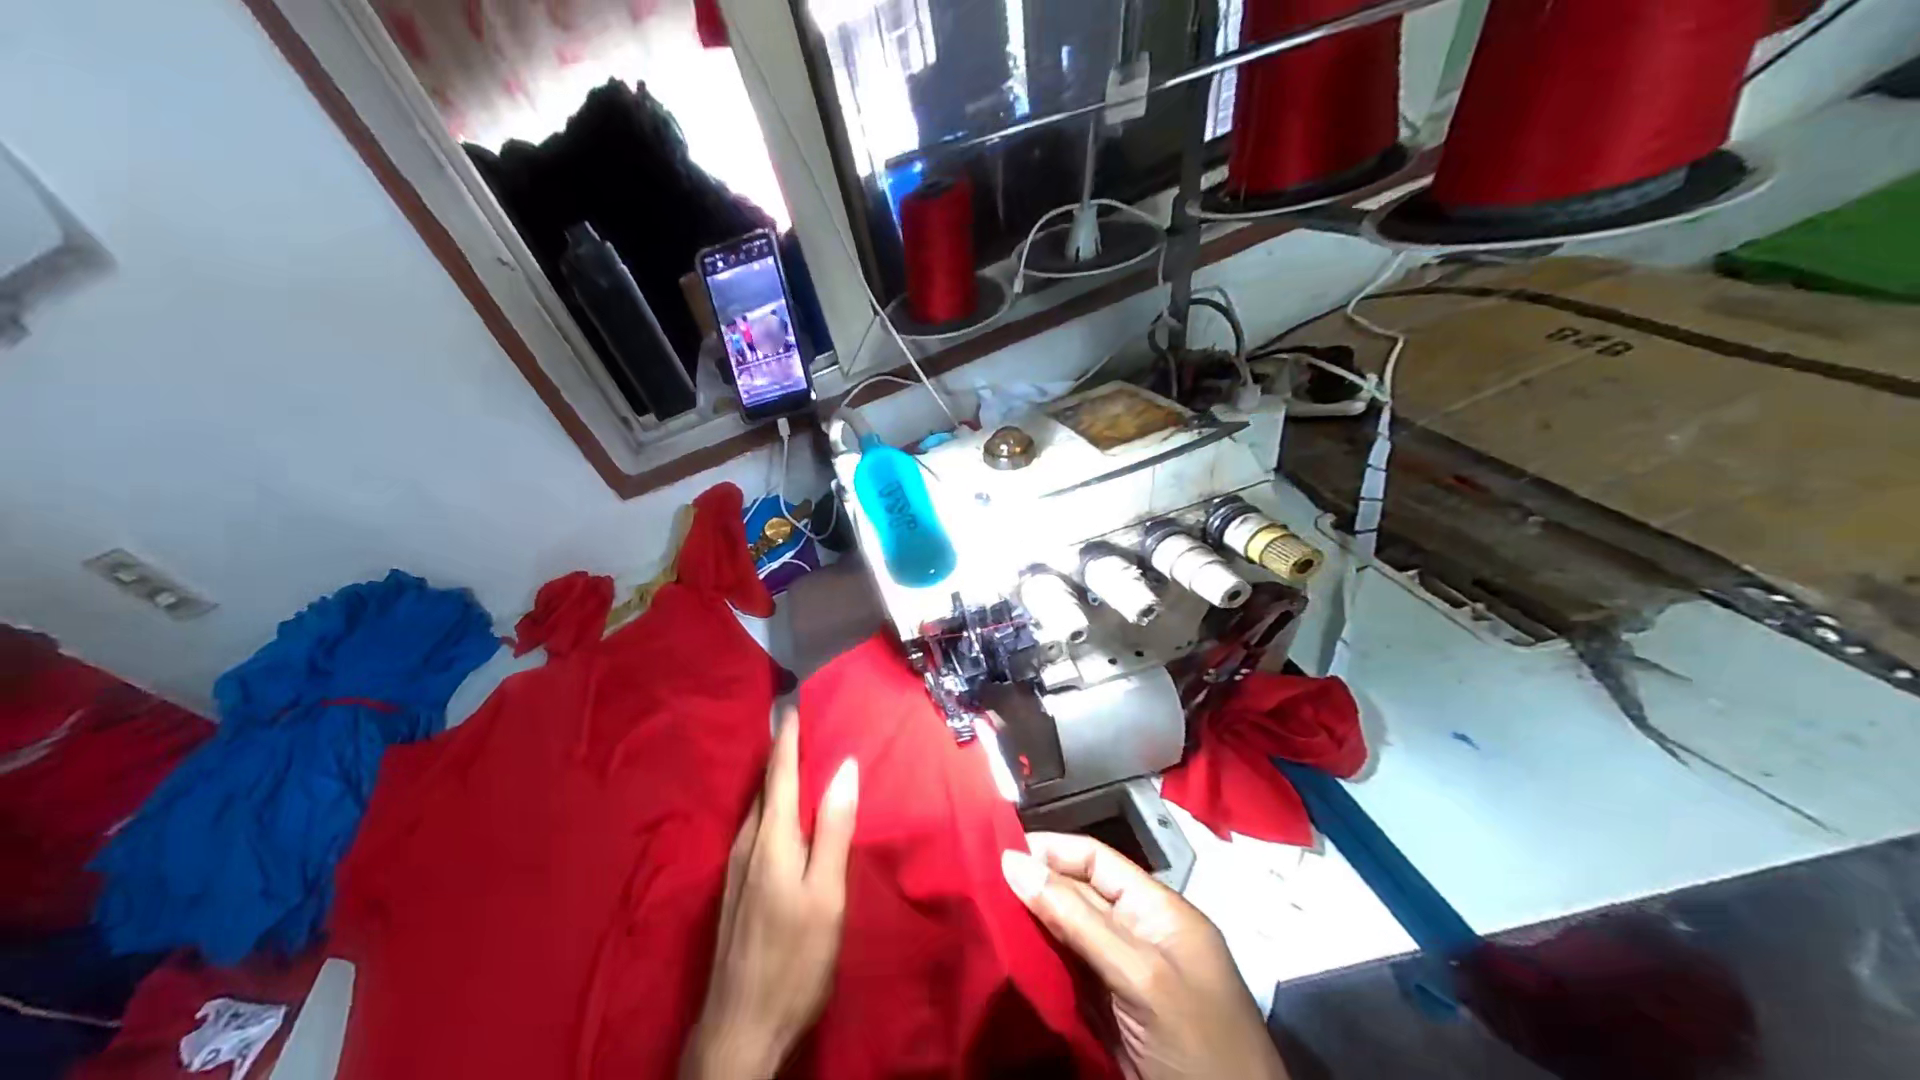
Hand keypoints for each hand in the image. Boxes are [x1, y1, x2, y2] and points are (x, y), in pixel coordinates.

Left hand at [682, 708, 859, 1079]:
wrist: (739, 1028)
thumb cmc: (793, 959)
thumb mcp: (825, 895)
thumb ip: (833, 829)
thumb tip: (844, 767)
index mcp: (771, 838)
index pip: (780, 772)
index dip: (789, 737)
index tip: (794, 701)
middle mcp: (748, 843)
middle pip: (767, 786)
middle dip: (784, 752)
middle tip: (806, 724)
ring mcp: (738, 868)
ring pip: (760, 808)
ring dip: (779, 780)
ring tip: (802, 761)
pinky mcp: (737, 888)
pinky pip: (758, 828)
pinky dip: (776, 807)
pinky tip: (789, 816)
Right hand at [1001, 833, 1288, 1079]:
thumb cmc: (1198, 1042)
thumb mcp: (1141, 975)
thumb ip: (1078, 918)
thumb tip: (1014, 861)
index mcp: (1157, 910)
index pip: (1096, 860)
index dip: (1050, 850)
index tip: (998, 851)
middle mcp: (1138, 935)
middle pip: (1077, 897)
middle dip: (1033, 889)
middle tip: (979, 887)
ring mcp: (1123, 979)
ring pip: (1066, 938)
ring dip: (1029, 930)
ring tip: (984, 918)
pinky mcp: (1109, 1017)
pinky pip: (1066, 978)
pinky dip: (1038, 970)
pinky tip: (1006, 962)